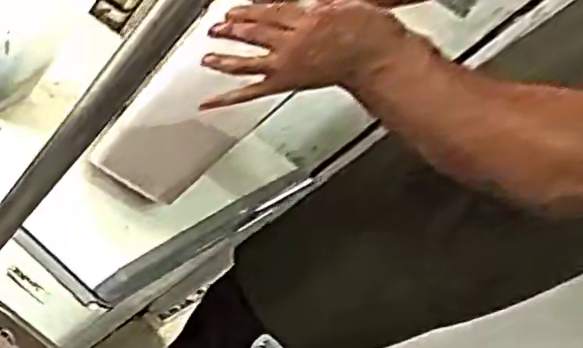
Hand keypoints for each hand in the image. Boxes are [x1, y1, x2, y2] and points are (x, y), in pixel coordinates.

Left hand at [199, 1, 423, 109]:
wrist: (375, 56)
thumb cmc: (369, 29)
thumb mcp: (347, 4)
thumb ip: (319, 4)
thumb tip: (302, 3)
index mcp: (308, 18)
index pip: (271, 13)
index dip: (249, 12)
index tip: (232, 12)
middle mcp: (291, 42)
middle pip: (255, 34)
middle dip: (232, 30)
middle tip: (214, 29)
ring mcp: (282, 66)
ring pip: (244, 63)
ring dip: (222, 60)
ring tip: (206, 57)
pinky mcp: (280, 85)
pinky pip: (246, 94)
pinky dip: (224, 99)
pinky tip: (206, 103)